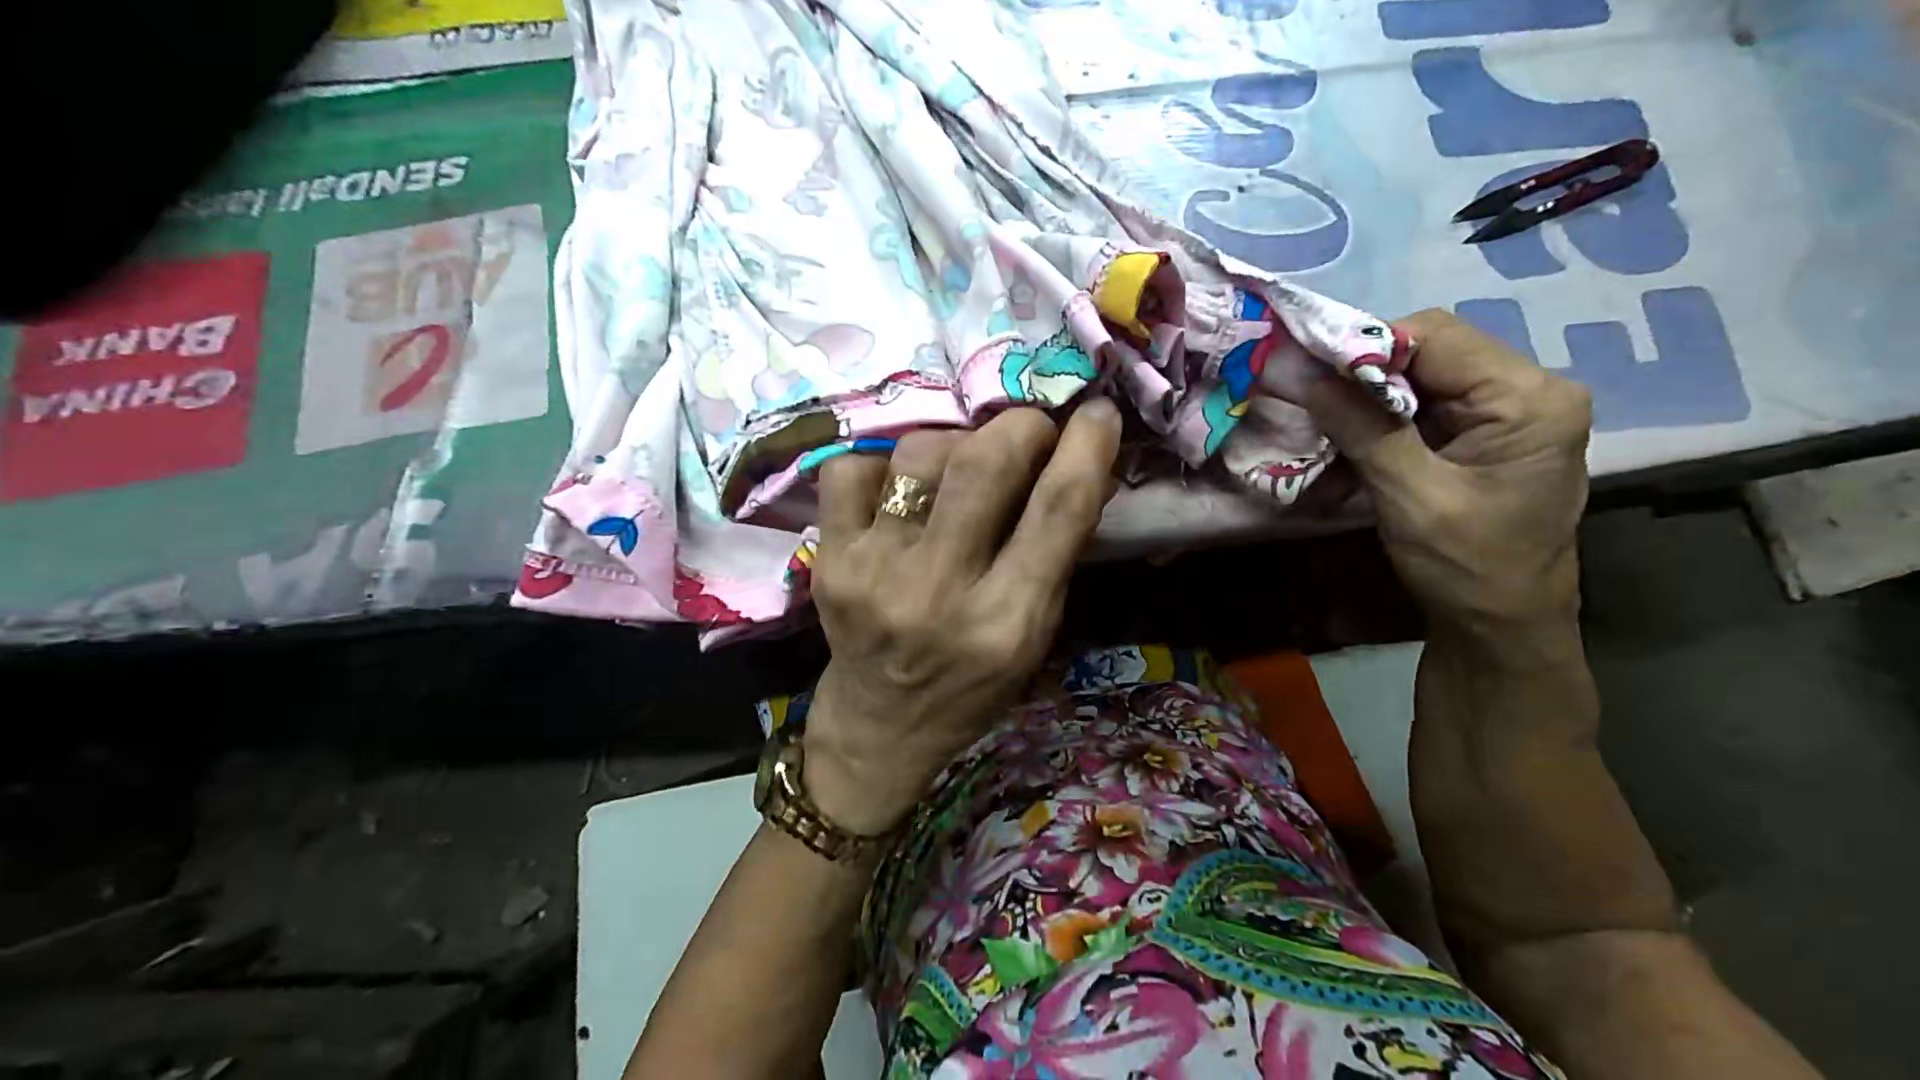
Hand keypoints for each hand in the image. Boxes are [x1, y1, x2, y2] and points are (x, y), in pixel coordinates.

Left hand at [802, 401, 1122, 834]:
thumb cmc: (972, 684)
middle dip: (1020, 427)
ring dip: (956, 441)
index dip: (1087, 447)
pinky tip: (898, 490)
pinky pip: (849, 469)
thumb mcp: (1035, 634)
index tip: (1098, 414)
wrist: (881, 723)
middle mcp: (938, 593)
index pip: (1057, 510)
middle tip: (1030, 431)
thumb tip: (1077, 460)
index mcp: (1006, 623)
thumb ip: (1056, 552)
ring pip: (918, 454)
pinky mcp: (827, 560)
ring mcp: (873, 572)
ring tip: (964, 464)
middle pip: (983, 464)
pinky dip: (882, 463)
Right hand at [1301, 310, 1592, 639]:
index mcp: (1528, 398)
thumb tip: (1303, 374)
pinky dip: (1377, 426)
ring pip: (1417, 380)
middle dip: (1361, 376)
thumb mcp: (1409, 497)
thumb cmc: (1467, 567)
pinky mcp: (1483, 436)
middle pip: (1428, 352)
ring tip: (1322, 430)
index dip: (1365, 346)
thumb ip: (1362, 429)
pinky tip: (1347, 450)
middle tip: (1308, 402)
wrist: (1502, 627)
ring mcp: (1507, 413)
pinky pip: (1421, 410)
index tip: (1305, 371)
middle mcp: (1528, 391)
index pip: (1436, 336)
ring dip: (1364, 404)